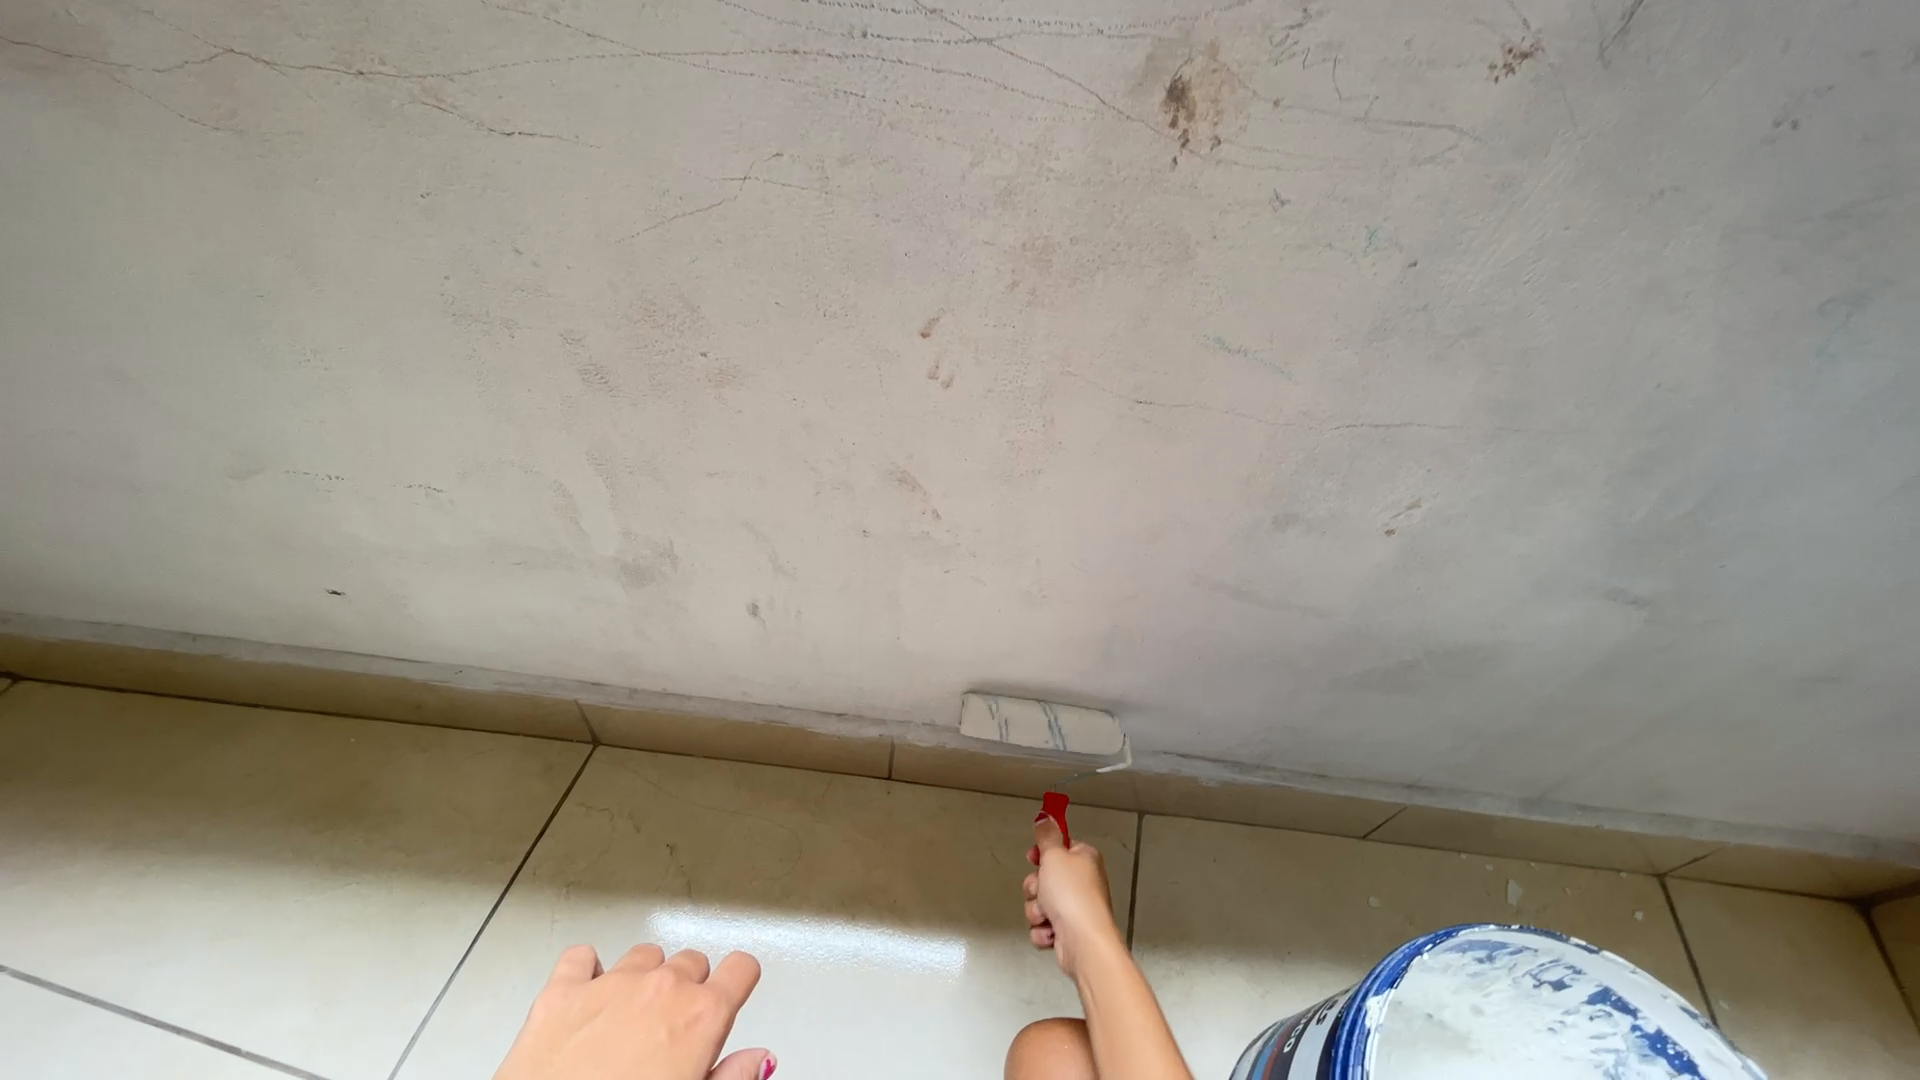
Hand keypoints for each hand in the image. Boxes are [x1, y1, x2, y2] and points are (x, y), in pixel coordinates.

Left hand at [494, 944, 772, 1079]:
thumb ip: (732, 1075)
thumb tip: (760, 1059)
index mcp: (701, 1016)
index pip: (741, 968)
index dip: (739, 979)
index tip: (733, 988)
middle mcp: (662, 988)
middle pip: (692, 960)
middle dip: (687, 987)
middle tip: (673, 1027)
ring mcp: (610, 985)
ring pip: (644, 955)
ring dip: (643, 978)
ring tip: (630, 1015)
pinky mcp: (561, 992)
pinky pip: (581, 957)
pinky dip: (586, 970)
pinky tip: (587, 993)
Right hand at [1024, 814, 1122, 977]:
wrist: (1083, 941)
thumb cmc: (1071, 894)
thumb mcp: (1054, 856)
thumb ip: (1046, 835)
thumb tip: (1045, 815)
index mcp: (1084, 859)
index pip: (1059, 848)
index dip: (1043, 853)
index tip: (1033, 858)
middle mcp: (1082, 882)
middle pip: (1044, 877)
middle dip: (1035, 887)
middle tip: (1042, 890)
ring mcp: (1075, 908)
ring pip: (1040, 903)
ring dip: (1037, 910)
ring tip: (1048, 915)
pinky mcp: (1068, 932)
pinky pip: (1043, 926)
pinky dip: (1043, 930)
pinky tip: (1051, 932)